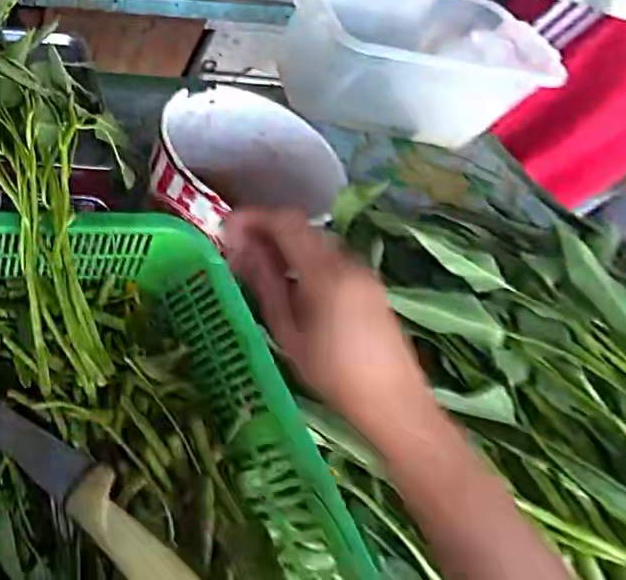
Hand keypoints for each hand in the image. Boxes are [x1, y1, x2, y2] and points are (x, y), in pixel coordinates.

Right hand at [224, 208, 432, 416]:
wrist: (396, 406)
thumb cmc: (334, 375)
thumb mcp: (288, 332)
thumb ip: (265, 283)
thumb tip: (242, 248)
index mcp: (325, 272)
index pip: (285, 222)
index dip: (253, 218)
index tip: (229, 228)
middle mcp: (346, 262)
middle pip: (300, 227)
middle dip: (266, 230)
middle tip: (239, 248)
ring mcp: (362, 272)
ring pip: (315, 240)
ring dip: (285, 243)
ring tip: (260, 266)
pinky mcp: (369, 284)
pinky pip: (330, 256)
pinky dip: (304, 256)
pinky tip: (292, 282)